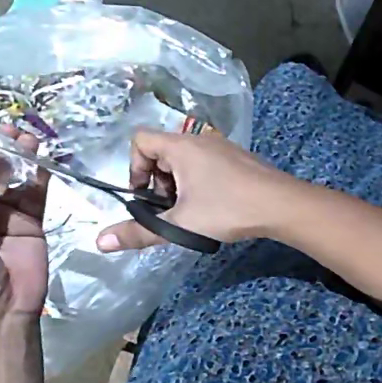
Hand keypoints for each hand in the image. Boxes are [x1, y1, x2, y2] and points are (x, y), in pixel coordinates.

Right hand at [95, 129, 303, 252]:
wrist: (281, 205)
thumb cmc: (227, 210)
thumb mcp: (180, 224)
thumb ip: (139, 233)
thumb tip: (99, 243)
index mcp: (181, 147)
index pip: (140, 140)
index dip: (134, 167)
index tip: (145, 197)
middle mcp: (200, 140)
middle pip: (161, 151)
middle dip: (157, 181)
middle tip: (168, 208)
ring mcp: (221, 147)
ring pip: (184, 159)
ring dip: (177, 184)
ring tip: (189, 211)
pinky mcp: (237, 159)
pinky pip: (205, 164)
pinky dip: (198, 182)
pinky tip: (212, 207)